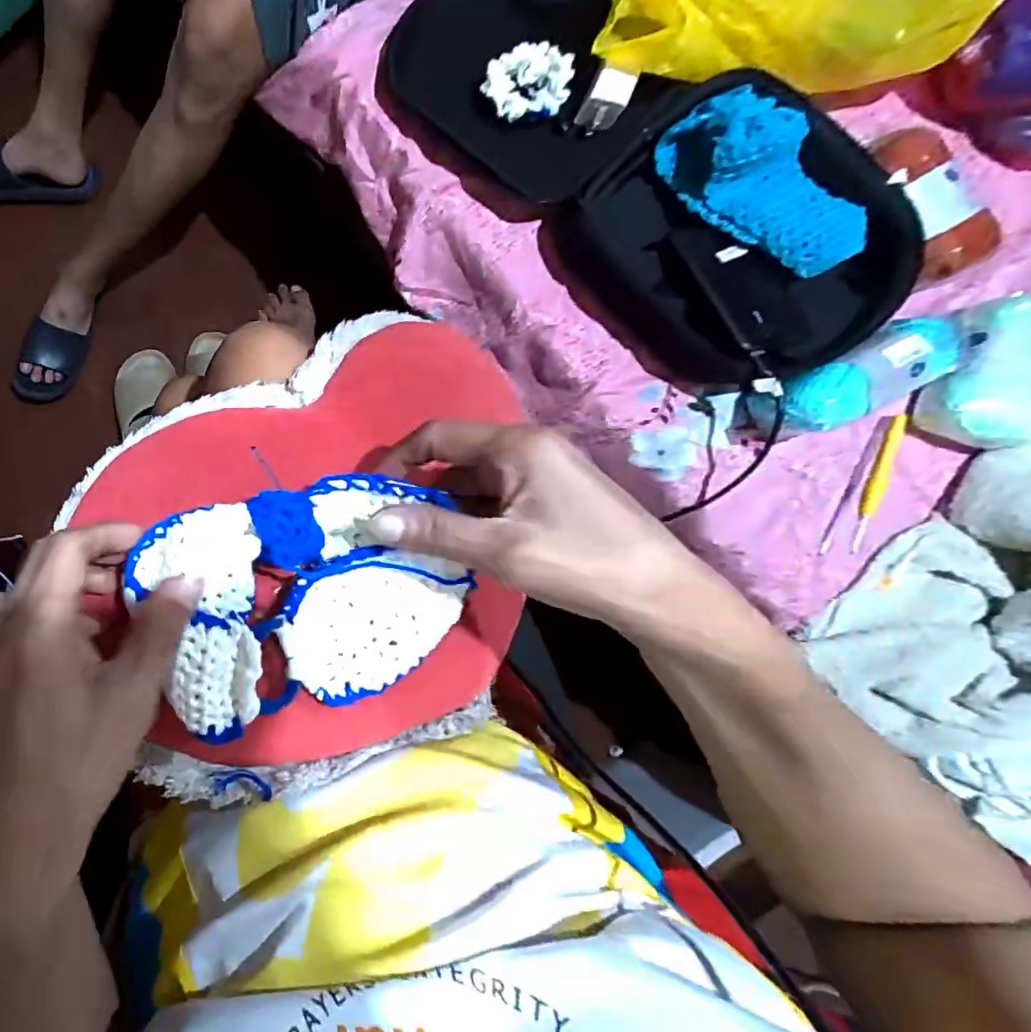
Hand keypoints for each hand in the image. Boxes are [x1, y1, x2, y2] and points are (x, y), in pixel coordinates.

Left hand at [0, 523, 198, 944]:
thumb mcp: (133, 689)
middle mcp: (5, 621)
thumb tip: (189, 576)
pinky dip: (62, 611)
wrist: (22, 826)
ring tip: (122, 609)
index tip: (149, 545)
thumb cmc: (83, 756)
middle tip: (139, 574)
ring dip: (79, 584)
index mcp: (38, 618)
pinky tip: (92, 645)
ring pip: (36, 589)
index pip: (68, 544)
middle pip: (47, 560)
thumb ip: (161, 626)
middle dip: (97, 556)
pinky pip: (26, 618)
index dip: (110, 534)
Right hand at [365, 421, 751, 643]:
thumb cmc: (580, 562)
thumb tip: (372, 520)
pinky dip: (467, 517)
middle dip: (417, 488)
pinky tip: (454, 545)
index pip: (438, 436)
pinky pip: (492, 499)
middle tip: (387, 524)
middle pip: (454, 458)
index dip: (398, 460)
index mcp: (516, 446)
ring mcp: (540, 473)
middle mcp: (526, 449)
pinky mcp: (548, 498)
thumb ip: (435, 531)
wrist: (660, 596)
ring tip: (414, 540)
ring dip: (441, 507)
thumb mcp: (499, 549)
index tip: (370, 493)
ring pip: (472, 482)